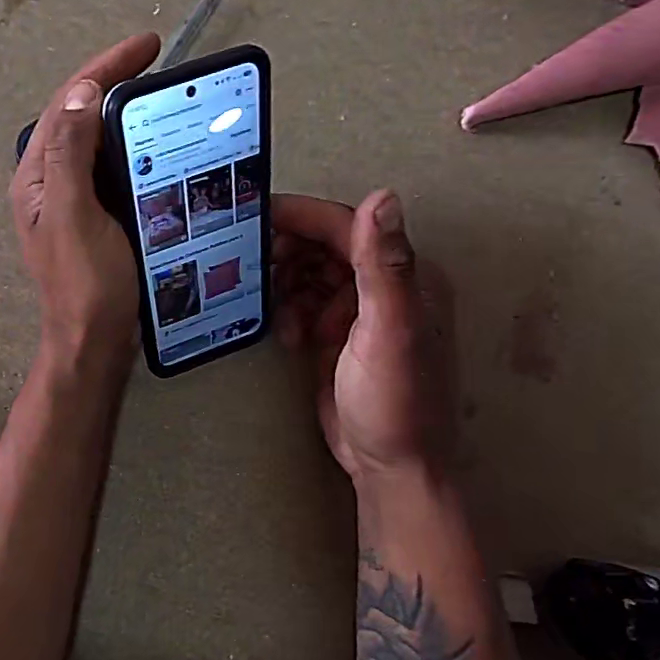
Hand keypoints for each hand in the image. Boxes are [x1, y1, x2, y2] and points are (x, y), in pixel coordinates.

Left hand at [10, 33, 161, 367]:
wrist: (95, 342)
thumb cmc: (86, 285)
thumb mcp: (75, 215)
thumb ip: (72, 153)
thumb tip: (83, 92)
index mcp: (38, 176)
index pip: (68, 104)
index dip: (105, 68)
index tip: (148, 44)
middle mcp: (52, 183)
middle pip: (82, 117)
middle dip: (117, 84)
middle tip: (160, 67)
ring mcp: (75, 202)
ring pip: (100, 144)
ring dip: (129, 117)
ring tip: (166, 99)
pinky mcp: (99, 220)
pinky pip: (116, 172)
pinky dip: (138, 153)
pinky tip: (162, 150)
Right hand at [272, 191, 452, 486]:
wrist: (391, 465)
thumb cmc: (396, 402)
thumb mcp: (388, 331)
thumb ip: (383, 266)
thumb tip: (383, 194)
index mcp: (405, 277)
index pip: (347, 228)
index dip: (302, 217)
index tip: (259, 214)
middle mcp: (384, 288)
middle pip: (326, 247)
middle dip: (289, 251)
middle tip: (255, 262)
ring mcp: (359, 314)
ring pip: (312, 275)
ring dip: (286, 283)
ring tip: (270, 303)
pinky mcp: (339, 338)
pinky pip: (306, 306)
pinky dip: (290, 311)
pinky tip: (287, 333)